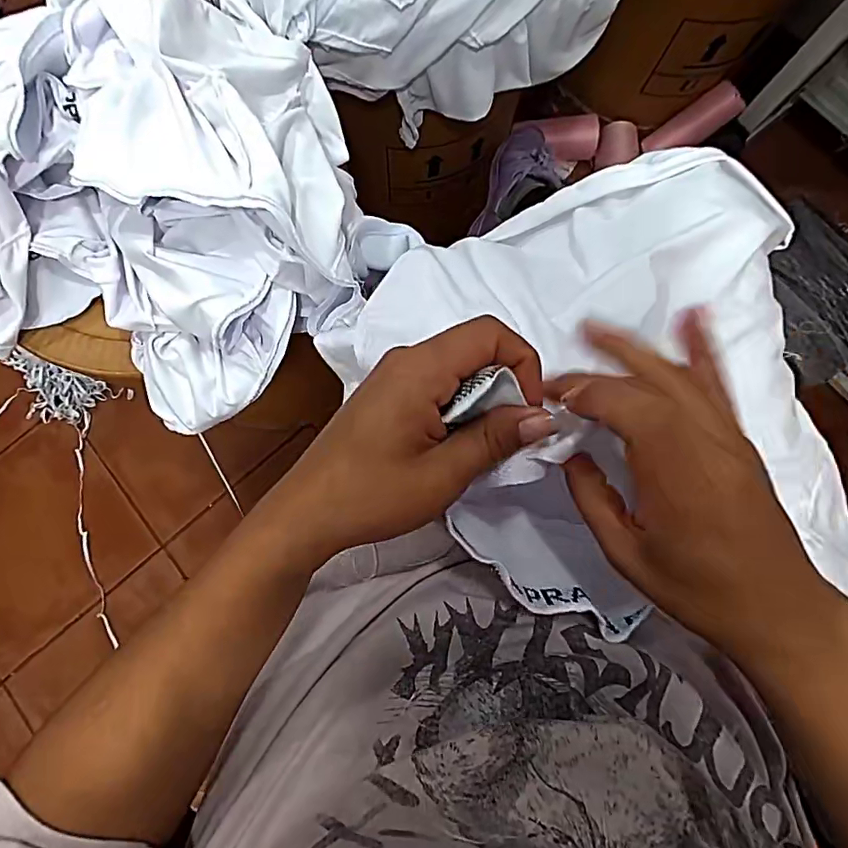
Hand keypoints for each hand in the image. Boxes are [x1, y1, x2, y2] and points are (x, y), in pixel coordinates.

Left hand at [262, 316, 553, 569]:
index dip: (523, 363)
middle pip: (478, 347)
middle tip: (506, 434)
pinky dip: (462, 404)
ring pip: (461, 365)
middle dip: (506, 384)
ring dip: (485, 398)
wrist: (304, 514)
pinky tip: (454, 443)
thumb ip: (497, 438)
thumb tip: (543, 417)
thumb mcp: (444, 473)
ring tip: (479, 444)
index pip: (491, 333)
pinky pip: (441, 380)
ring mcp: (396, 373)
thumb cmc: (370, 494)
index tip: (527, 410)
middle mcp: (408, 358)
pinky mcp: (391, 391)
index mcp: (420, 367)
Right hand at [549, 311, 847, 667]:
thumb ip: (592, 499)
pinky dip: (702, 347)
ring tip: (602, 330)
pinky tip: (693, 319)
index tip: (556, 397)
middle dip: (601, 363)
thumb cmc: (706, 592)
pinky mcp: (740, 439)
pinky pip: (719, 383)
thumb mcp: (628, 555)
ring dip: (639, 348)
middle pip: (648, 381)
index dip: (583, 393)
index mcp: (674, 470)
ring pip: (679, 373)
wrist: (778, 607)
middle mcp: (705, 440)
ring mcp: (728, 435)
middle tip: (566, 364)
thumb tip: (572, 457)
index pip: (622, 405)